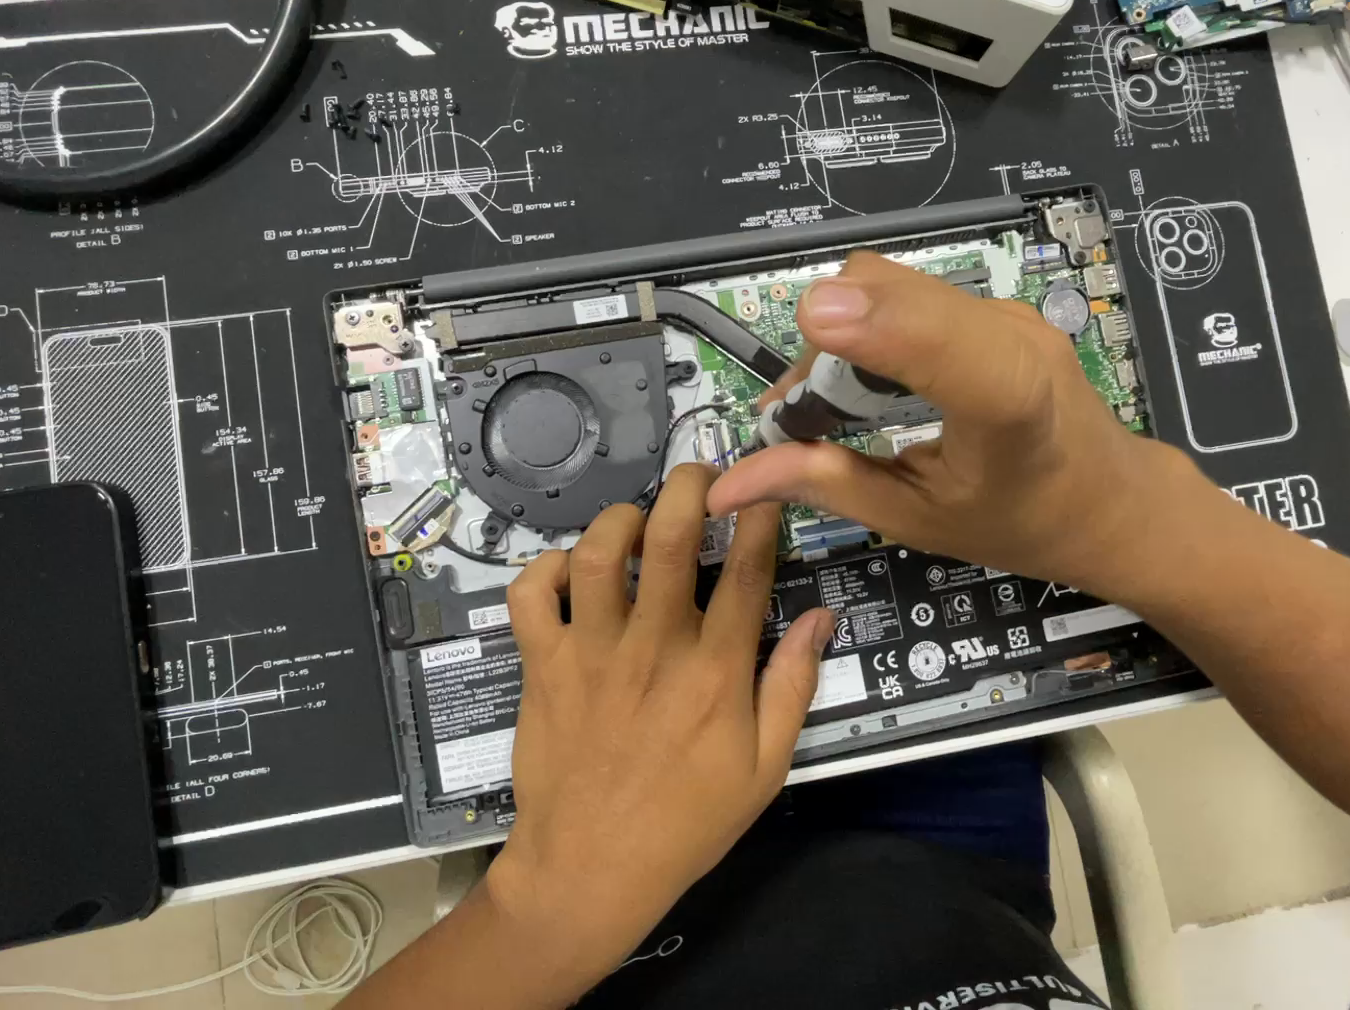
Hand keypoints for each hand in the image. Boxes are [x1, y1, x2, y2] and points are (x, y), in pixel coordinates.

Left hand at [484, 464, 835, 982]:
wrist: (590, 872)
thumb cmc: (686, 822)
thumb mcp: (764, 768)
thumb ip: (793, 687)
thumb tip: (819, 618)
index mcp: (715, 672)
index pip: (744, 572)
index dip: (758, 520)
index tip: (762, 491)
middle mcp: (653, 647)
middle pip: (669, 539)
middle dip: (688, 488)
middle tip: (699, 476)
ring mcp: (590, 652)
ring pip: (595, 554)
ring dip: (617, 520)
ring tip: (635, 519)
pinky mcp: (542, 665)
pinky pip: (530, 595)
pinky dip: (544, 569)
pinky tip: (567, 571)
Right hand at [708, 251, 1199, 594]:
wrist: (1111, 499)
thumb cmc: (1022, 523)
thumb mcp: (918, 520)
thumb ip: (828, 486)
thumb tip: (729, 484)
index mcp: (1009, 400)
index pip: (945, 342)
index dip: (879, 323)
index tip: (810, 325)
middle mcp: (1008, 335)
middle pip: (883, 293)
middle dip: (819, 349)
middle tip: (793, 422)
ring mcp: (1000, 311)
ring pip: (884, 288)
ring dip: (833, 342)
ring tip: (819, 412)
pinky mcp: (988, 310)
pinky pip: (903, 298)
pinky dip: (859, 335)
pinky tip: (855, 390)